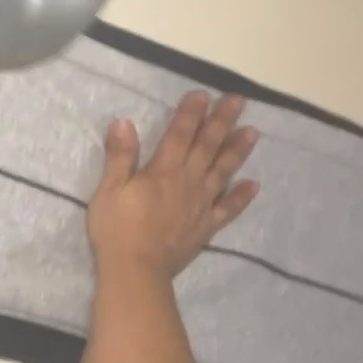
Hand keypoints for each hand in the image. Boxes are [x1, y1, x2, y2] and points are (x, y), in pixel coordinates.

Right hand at [87, 91, 260, 280]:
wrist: (136, 269)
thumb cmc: (115, 229)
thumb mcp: (108, 190)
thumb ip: (119, 157)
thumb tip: (123, 122)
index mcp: (162, 172)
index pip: (179, 135)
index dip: (190, 114)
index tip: (203, 94)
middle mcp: (188, 182)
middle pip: (207, 147)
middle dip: (221, 122)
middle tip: (238, 101)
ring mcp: (201, 204)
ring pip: (223, 172)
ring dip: (237, 151)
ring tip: (252, 132)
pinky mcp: (205, 226)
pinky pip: (229, 208)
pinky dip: (242, 196)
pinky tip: (254, 185)